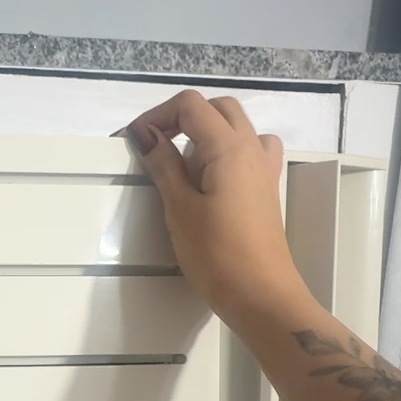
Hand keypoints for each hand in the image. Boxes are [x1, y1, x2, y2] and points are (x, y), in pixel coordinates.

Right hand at [124, 91, 313, 322]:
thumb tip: (146, 135)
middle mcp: (251, 149)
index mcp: (228, 148)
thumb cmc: (216, 254)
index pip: (191, 106)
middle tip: (155, 147)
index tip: (135, 141)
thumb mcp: (179, 208)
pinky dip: (227, 151)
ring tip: (185, 163)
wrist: (260, 294)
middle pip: (218, 109)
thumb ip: (164, 165)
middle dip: (182, 119)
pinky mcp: (266, 190)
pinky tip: (211, 179)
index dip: (157, 115)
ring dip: (207, 133)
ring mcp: (263, 169)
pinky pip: (250, 151)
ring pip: (237, 127)